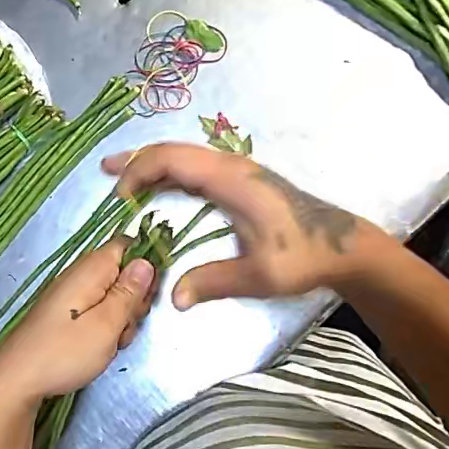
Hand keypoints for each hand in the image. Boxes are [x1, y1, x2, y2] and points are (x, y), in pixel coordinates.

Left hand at [0, 238, 157, 409]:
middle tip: (126, 325)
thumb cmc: (64, 352)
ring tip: (111, 341)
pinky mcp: (66, 312)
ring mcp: (72, 294)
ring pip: (112, 294)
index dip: (146, 266)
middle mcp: (80, 274)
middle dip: (134, 298)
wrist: (16, 381)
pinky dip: (105, 326)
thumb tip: (146, 262)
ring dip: (121, 317)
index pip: (129, 245)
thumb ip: (130, 291)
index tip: (148, 295)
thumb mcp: (108, 323)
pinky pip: (97, 309)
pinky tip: (100, 346)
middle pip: (123, 272)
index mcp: (92, 268)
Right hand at [102, 143, 396, 309]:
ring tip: (125, 177)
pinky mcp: (244, 179)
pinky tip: (163, 187)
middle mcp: (232, 167)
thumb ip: (213, 281)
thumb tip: (174, 298)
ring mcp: (240, 170)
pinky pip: (199, 166)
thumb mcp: (258, 275)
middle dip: (139, 159)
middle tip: (107, 172)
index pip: (173, 160)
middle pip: (176, 150)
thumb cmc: (303, 256)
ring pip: (187, 155)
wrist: (342, 245)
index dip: (140, 171)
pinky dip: (174, 172)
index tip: (121, 198)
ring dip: (155, 163)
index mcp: (231, 181)